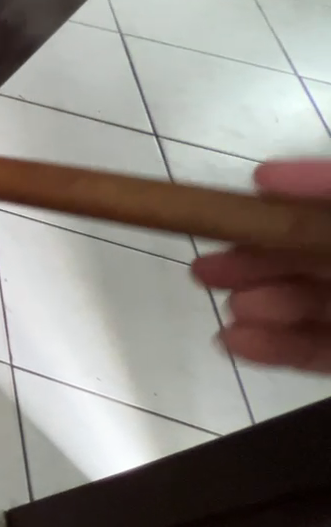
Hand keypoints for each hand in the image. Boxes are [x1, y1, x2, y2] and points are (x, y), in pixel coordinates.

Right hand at [192, 159, 330, 373]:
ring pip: (310, 299)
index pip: (329, 204)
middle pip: (311, 251)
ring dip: (260, 304)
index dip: (297, 191)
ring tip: (232, 310)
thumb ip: (327, 200)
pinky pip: (321, 350)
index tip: (248, 188)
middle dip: (260, 259)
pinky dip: (274, 347)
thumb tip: (263, 176)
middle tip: (208, 269)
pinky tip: (234, 342)